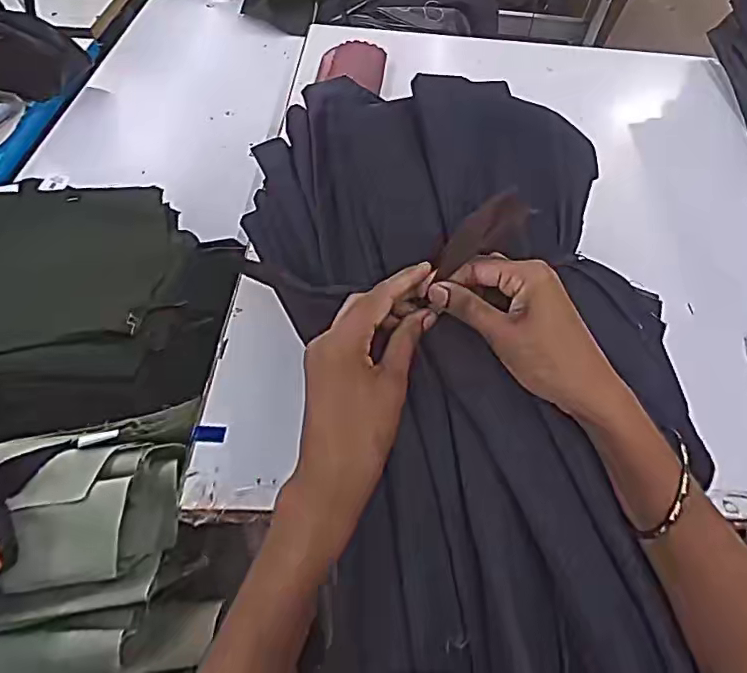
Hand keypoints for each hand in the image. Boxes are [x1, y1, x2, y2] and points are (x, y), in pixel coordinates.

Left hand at [288, 262, 436, 535]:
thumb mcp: (392, 383)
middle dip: (395, 295)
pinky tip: (395, 335)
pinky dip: (372, 330)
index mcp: (340, 341)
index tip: (425, 269)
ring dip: (384, 313)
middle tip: (426, 293)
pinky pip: (348, 335)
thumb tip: (420, 316)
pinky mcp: (322, 366)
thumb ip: (406, 341)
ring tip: (417, 316)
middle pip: (363, 303)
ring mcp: (320, 354)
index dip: (404, 281)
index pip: (376, 297)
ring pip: (355, 317)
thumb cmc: (359, 439)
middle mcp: (324, 341)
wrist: (332, 477)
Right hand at [429, 257, 634, 426]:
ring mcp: (540, 288)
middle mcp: (536, 273)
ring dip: (473, 295)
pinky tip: (472, 316)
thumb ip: (467, 307)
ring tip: (448, 310)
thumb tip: (438, 289)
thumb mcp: (501, 334)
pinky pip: (507, 294)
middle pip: (486, 269)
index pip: (477, 265)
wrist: (590, 391)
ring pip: (495, 283)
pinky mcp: (541, 304)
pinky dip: (488, 303)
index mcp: (529, 272)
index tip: (426, 292)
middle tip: (434, 301)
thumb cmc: (553, 363)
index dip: (450, 278)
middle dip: (460, 284)